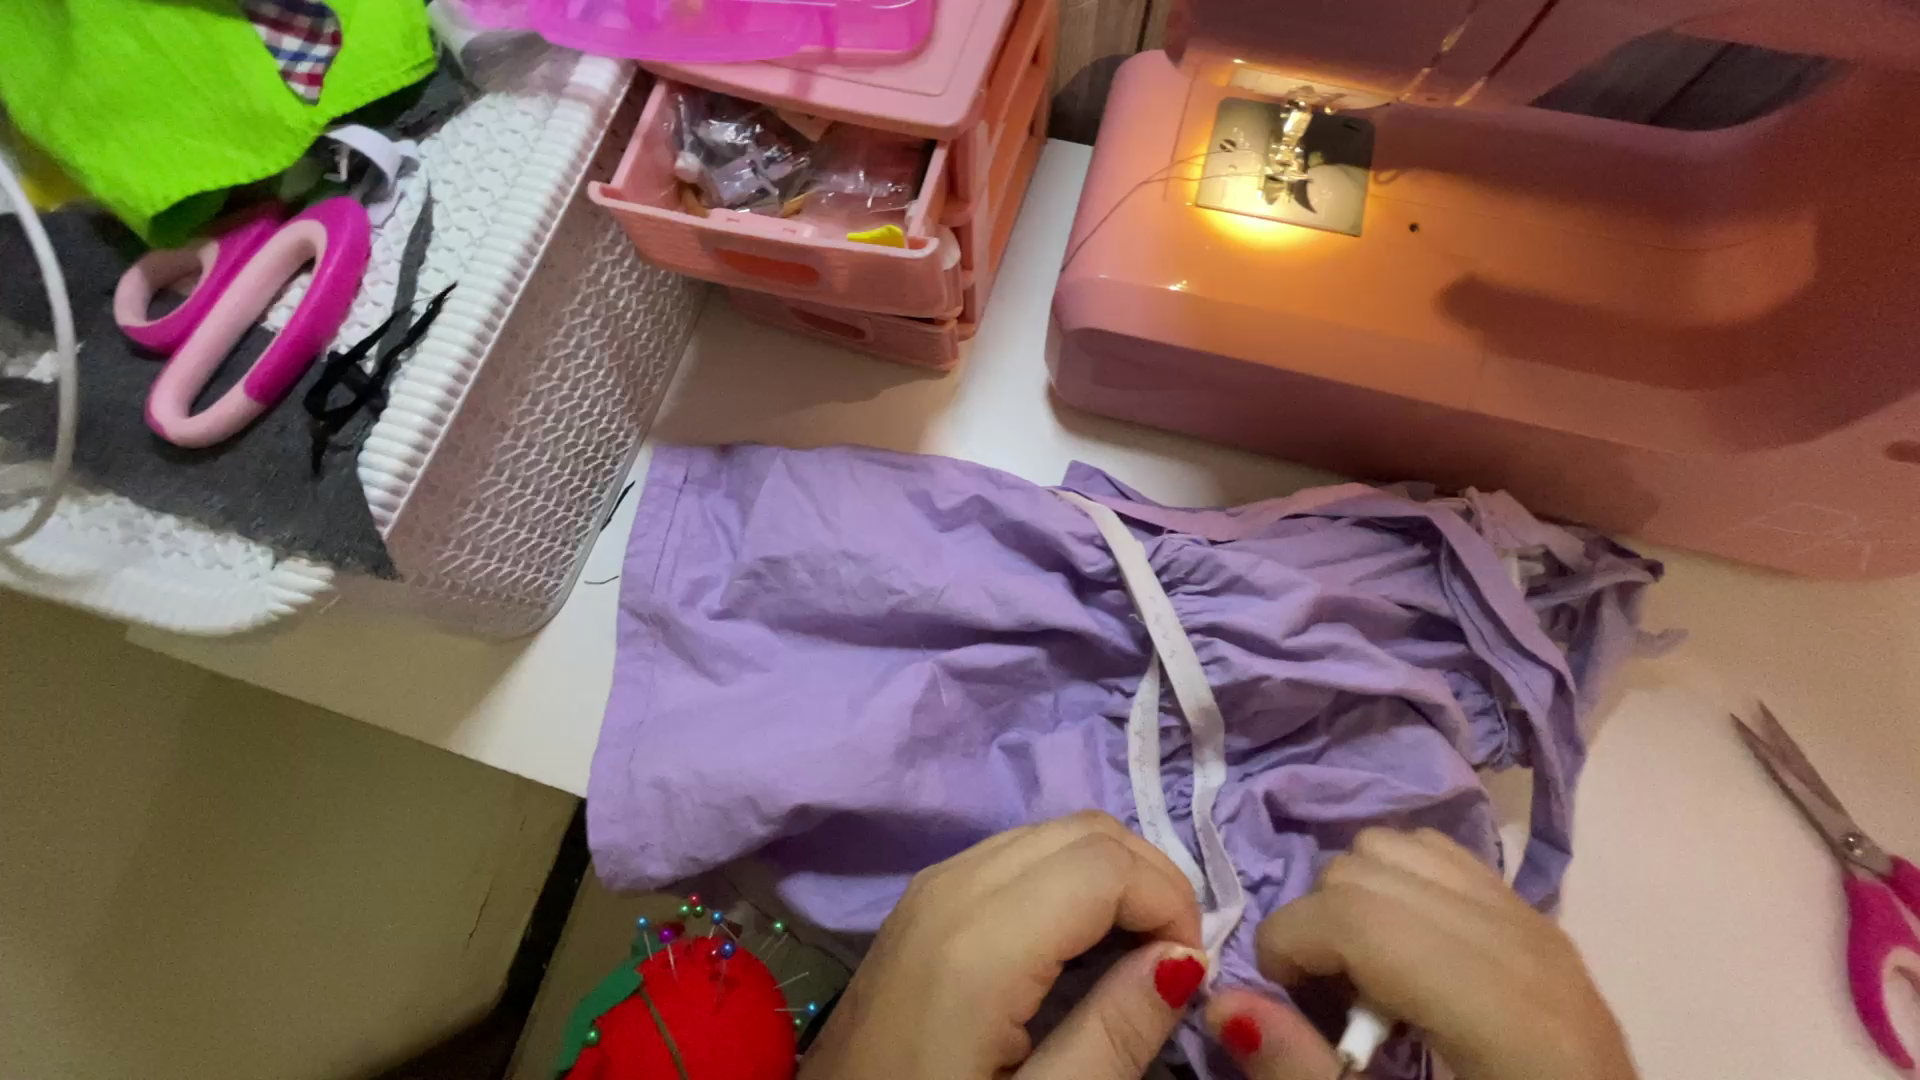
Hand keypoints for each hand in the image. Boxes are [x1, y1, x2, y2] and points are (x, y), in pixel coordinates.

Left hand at [798, 810, 1208, 1079]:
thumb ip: (1118, 1030)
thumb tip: (1187, 957)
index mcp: (981, 936)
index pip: (1105, 863)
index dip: (1169, 901)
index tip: (1193, 971)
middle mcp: (955, 881)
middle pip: (1082, 830)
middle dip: (1147, 876)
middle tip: (1175, 958)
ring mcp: (934, 881)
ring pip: (1051, 832)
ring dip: (1110, 873)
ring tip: (1135, 951)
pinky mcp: (925, 895)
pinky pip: (1017, 852)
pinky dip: (1068, 877)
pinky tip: (1078, 939)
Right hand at [1203, 828, 1636, 1079]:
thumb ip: (1301, 1076)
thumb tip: (1219, 998)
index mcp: (1510, 1020)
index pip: (1358, 917)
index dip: (1290, 941)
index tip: (1281, 996)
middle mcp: (1528, 947)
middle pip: (1363, 869)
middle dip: (1317, 922)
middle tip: (1326, 998)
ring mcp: (1536, 921)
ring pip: (1392, 843)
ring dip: (1351, 894)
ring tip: (1365, 968)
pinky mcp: (1536, 916)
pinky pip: (1434, 850)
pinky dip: (1393, 880)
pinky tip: (1403, 945)